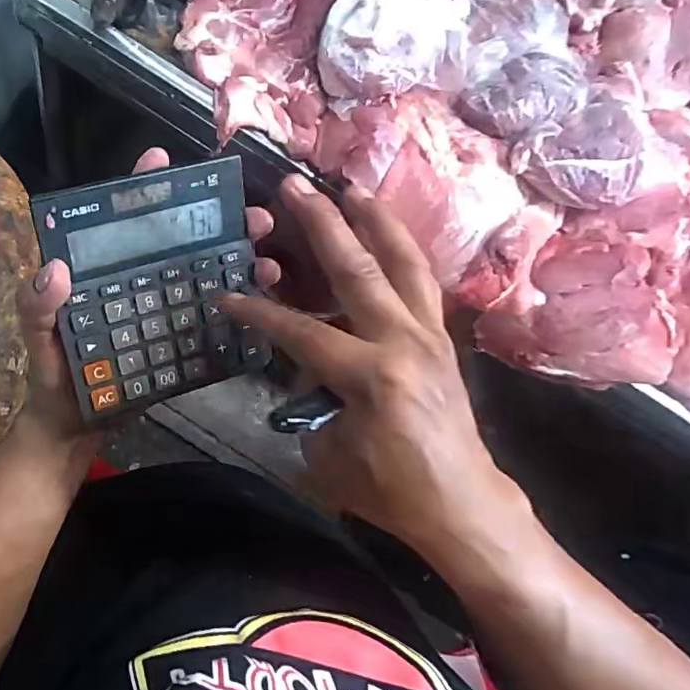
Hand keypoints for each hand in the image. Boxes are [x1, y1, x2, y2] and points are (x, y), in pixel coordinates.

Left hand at [15, 148, 280, 452]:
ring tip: (268, 263)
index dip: (141, 187)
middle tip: (255, 218)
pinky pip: (213, 317)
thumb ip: (36, 308)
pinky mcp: (181, 339)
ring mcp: (163, 310)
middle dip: (220, 223)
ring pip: (206, 275)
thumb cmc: (52, 379)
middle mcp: (140, 283)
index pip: (122, 222)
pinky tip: (263, 297)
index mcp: (103, 274)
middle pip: (181, 243)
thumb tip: (54, 270)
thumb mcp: (38, 341)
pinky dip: (241, 305)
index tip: (163, 159)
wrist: (74, 430)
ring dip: (241, 262)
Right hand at [223, 176, 528, 555]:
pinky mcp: (443, 339)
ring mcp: (431, 335)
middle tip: (295, 186)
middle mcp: (405, 341)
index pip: (303, 333)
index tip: (229, 296)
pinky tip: (388, 236)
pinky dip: (402, 252)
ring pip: (404, 263)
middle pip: (357, 270)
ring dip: (376, 221)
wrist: (461, 503)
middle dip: (321, 224)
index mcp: (372, 375)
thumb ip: (314, 403)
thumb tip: (312, 372)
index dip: (260, 314)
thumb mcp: (330, 454)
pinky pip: (421, 284)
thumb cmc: (392, 491)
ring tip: (353, 188)